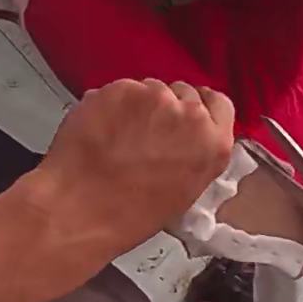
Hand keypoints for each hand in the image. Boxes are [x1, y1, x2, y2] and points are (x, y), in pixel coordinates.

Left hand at [33, 79, 235, 255]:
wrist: (82, 208)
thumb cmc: (133, 213)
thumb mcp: (185, 190)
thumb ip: (196, 154)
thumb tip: (186, 137)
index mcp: (214, 144)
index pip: (220, 104)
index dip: (201, 107)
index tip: (185, 114)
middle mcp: (191, 114)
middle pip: (184, 92)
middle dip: (167, 107)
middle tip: (146, 132)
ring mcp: (155, 97)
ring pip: (151, 89)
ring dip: (138, 105)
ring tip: (119, 134)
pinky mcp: (121, 89)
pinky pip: (121, 90)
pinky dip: (111, 104)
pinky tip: (101, 128)